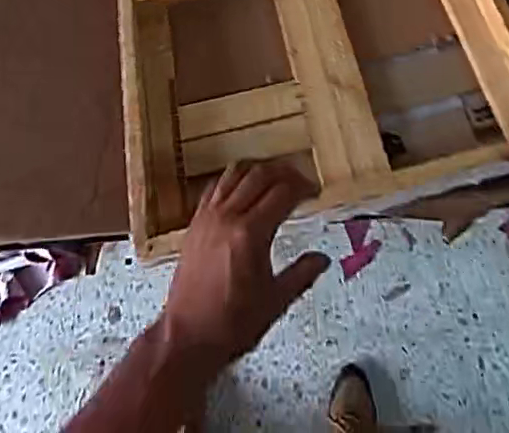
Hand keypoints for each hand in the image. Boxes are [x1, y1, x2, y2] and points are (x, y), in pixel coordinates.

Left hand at [157, 161, 331, 368]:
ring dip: (259, 170)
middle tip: (299, 181)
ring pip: (236, 173)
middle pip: (261, 174)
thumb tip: (322, 259)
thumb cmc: (229, 324)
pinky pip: (215, 186)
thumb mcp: (275, 302)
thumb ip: (302, 274)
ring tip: (274, 179)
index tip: (313, 192)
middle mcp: (228, 218)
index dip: (303, 187)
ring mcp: (208, 217)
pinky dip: (233, 180)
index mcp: (250, 234)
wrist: (186, 337)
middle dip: (285, 172)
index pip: (283, 192)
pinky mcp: (195, 222)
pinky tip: (242, 189)